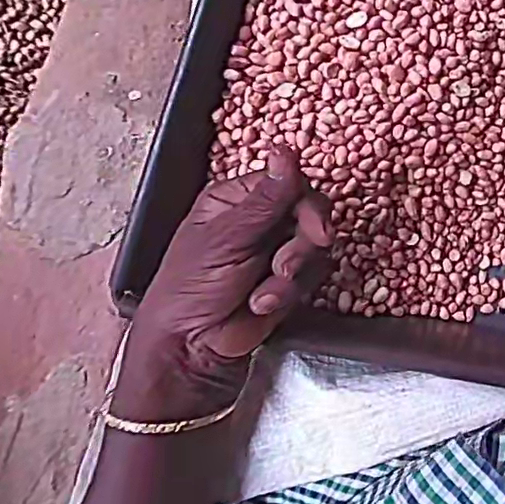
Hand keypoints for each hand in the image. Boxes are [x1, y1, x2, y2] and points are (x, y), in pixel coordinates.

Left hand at [116, 146, 332, 422]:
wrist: (189, 351)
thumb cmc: (189, 290)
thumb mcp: (226, 239)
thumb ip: (265, 199)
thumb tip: (284, 152)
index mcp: (235, 199)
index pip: (287, 182)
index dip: (305, 203)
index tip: (315, 227)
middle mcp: (259, 220)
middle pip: (309, 212)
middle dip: (301, 244)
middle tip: (285, 266)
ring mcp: (274, 249)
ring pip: (313, 245)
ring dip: (291, 273)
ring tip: (264, 291)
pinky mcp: (287, 279)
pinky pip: (311, 274)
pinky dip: (290, 292)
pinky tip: (262, 303)